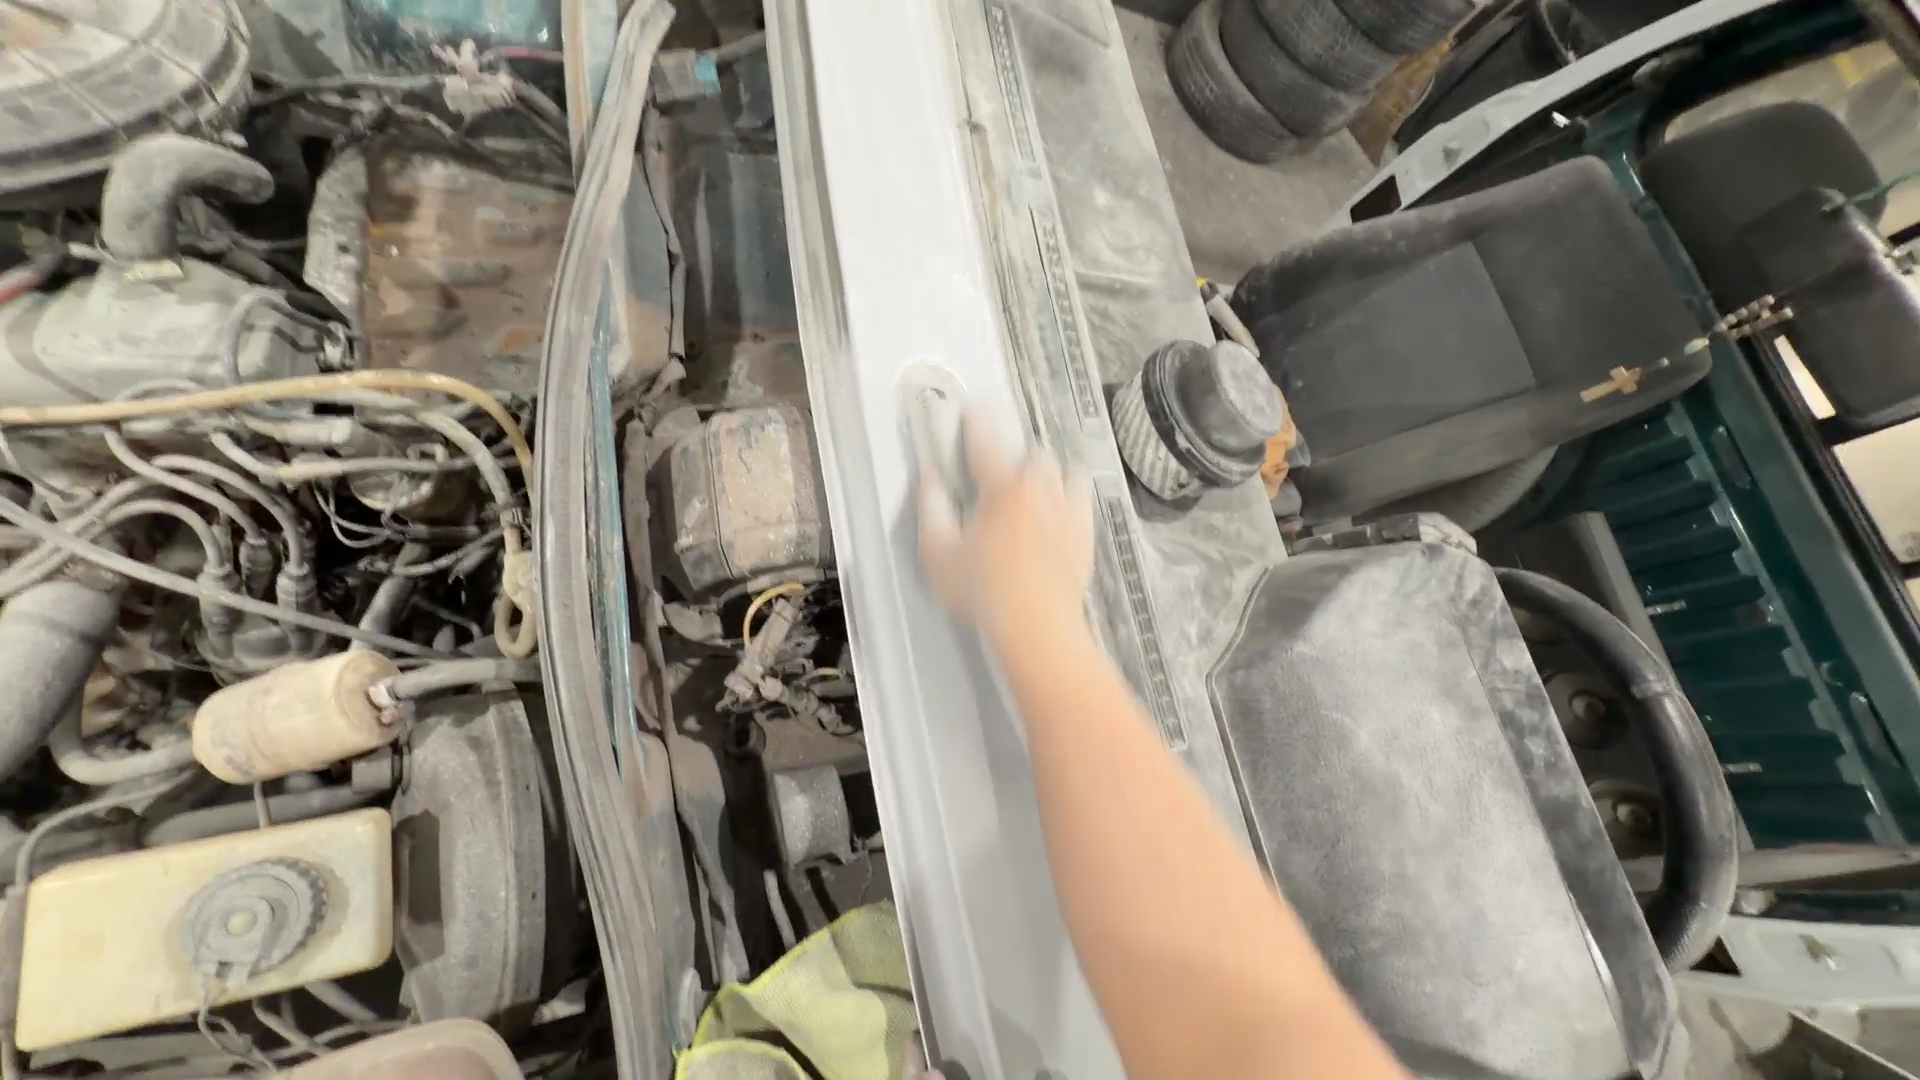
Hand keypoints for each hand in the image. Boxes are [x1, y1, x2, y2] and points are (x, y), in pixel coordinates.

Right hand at [917, 410, 1093, 644]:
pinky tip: (1058, 516)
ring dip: (1049, 476)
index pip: (986, 440)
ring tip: (1034, 494)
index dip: (978, 419)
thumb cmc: (983, 592)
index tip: (975, 406)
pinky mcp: (1085, 535)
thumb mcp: (938, 554)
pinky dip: (1070, 500)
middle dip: (1017, 458)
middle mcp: (1039, 490)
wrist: (1037, 626)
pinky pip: (1082, 501)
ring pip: (1065, 473)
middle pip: (1033, 454)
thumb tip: (930, 482)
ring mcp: (1068, 511)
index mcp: (1001, 489)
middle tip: (1000, 477)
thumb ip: (931, 510)